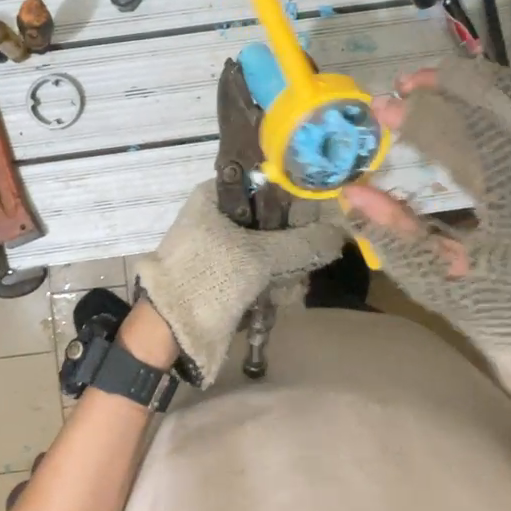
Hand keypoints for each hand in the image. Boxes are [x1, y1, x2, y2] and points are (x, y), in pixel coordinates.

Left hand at [135, 181, 347, 384]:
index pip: (266, 182)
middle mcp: (218, 215)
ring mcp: (222, 247)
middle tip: (311, 256)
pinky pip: (261, 270)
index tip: (321, 217)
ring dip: (288, 265)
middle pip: (273, 218)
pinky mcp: (227, 275)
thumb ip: (302, 242)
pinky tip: (286, 294)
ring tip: (295, 283)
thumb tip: (339, 234)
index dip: (296, 197)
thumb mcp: (259, 255)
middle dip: (295, 240)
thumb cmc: (209, 276)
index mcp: (215, 195)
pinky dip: (276, 281)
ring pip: (270, 247)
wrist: (172, 327)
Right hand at [341, 54, 510, 404]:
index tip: (381, 107)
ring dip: (473, 88)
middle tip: (405, 84)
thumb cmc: (502, 313)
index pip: (461, 134)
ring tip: (431, 88)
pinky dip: (499, 106)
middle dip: (448, 84)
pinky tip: (471, 108)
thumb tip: (350, 190)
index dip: (418, 115)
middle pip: (498, 100)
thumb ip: (396, 230)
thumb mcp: (440, 278)